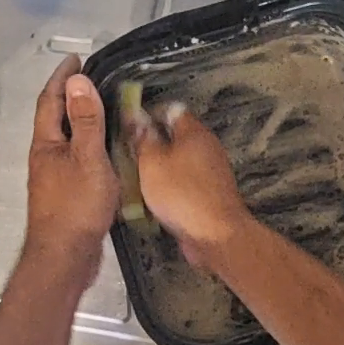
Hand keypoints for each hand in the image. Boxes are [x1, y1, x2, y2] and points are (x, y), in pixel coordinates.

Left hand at [21, 55, 118, 285]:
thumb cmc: (76, 207)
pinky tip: (108, 155)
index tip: (76, 58)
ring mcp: (55, 178)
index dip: (62, 77)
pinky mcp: (68, 196)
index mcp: (46, 144)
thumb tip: (77, 80)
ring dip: (82, 123)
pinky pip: (79, 161)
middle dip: (71, 97)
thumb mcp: (87, 158)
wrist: (66, 257)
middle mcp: (46, 158)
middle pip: (56, 119)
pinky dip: (92, 148)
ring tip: (105, 112)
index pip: (50, 100)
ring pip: (68, 141)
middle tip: (94, 81)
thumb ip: (85, 121)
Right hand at [132, 106, 253, 268]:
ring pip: (179, 161)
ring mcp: (211, 171)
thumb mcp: (152, 162)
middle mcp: (207, 147)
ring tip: (135, 177)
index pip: (171, 110)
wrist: (215, 234)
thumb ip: (142, 138)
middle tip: (128, 154)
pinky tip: (153, 198)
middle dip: (151, 144)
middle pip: (175, 136)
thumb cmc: (181, 193)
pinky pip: (185, 182)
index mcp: (195, 132)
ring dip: (158, 168)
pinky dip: (170, 186)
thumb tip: (135, 116)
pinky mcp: (210, 193)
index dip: (148, 115)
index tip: (128, 128)